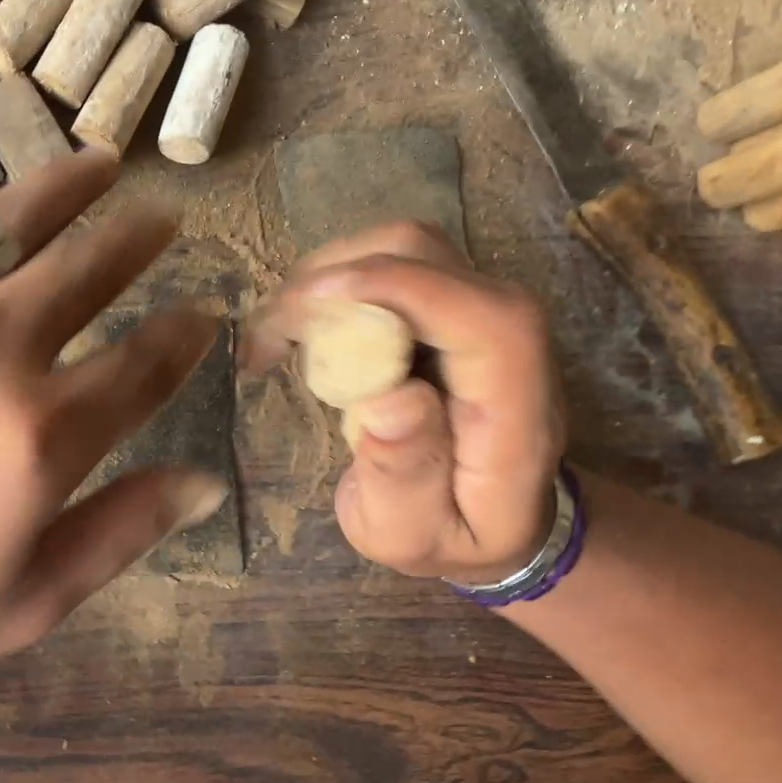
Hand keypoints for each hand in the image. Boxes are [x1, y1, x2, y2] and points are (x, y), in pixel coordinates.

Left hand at [0, 117, 227, 726]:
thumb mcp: (26, 605)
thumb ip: (122, 532)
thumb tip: (205, 481)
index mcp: (42, 437)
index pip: (144, 364)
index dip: (186, 336)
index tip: (206, 315)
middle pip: (87, 273)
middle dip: (138, 240)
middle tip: (165, 218)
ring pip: (6, 223)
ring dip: (64, 185)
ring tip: (100, 161)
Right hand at [241, 221, 565, 582]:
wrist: (496, 515)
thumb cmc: (453, 534)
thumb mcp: (415, 534)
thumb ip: (405, 478)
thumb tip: (389, 400)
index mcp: (514, 399)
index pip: (476, 313)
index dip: (393, 288)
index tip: (306, 304)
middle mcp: (505, 333)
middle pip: (424, 256)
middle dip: (331, 279)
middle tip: (267, 339)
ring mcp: (473, 309)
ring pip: (397, 248)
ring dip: (323, 279)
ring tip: (274, 338)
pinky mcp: (443, 304)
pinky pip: (382, 266)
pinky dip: (330, 285)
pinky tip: (296, 331)